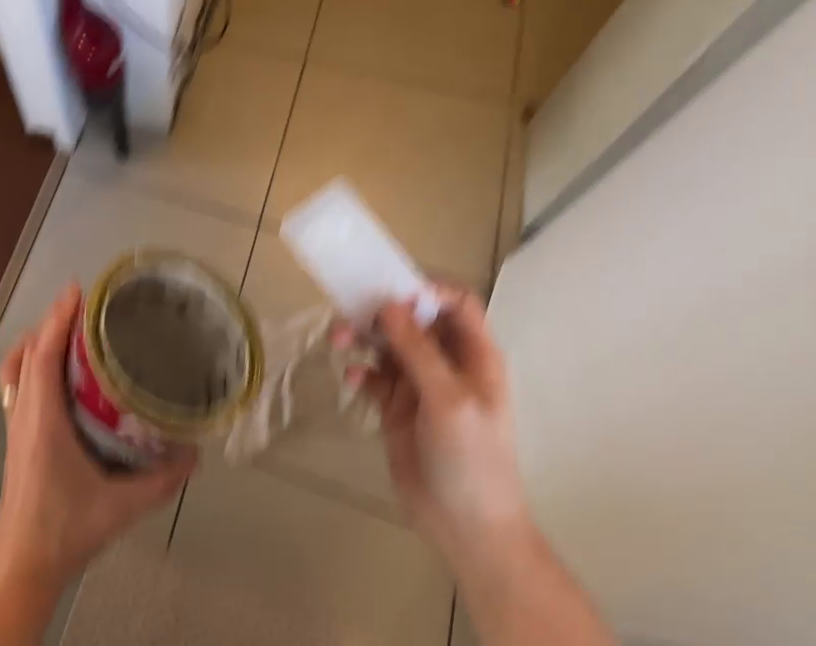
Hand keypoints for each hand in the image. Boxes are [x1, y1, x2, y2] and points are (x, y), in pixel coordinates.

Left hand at [0, 286, 196, 589]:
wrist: (25, 563)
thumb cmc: (67, 529)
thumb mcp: (121, 506)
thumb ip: (161, 481)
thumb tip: (195, 454)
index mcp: (42, 420)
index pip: (43, 355)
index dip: (57, 320)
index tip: (77, 292)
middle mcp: (23, 414)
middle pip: (28, 353)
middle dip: (52, 323)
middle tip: (84, 307)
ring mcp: (14, 425)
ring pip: (16, 368)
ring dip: (36, 342)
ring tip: (68, 331)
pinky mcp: (15, 437)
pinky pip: (17, 386)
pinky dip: (31, 365)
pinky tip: (57, 373)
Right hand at [355, 288, 531, 563]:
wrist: (466, 525)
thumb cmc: (471, 460)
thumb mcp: (449, 400)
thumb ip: (418, 351)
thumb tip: (390, 303)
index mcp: (475, 356)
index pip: (456, 303)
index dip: (427, 289)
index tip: (389, 291)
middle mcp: (448, 363)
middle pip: (414, 318)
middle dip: (382, 311)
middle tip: (351, 311)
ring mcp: (421, 385)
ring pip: (388, 343)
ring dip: (363, 337)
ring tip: (339, 340)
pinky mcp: (397, 406)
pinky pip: (373, 375)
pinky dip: (360, 371)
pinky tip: (351, 382)